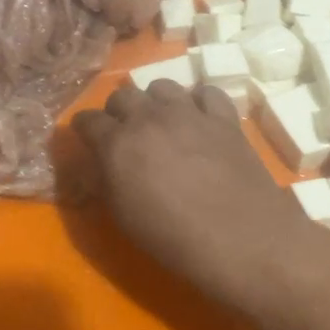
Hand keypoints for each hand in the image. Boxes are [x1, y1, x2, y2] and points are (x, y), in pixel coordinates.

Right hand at [73, 81, 315, 307]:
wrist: (244, 243)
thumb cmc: (175, 240)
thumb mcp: (124, 218)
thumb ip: (105, 182)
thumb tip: (98, 165)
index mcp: (117, 144)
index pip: (87, 120)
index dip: (85, 130)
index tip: (88, 140)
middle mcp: (148, 118)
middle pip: (122, 95)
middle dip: (118, 112)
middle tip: (126, 135)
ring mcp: (189, 114)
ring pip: (161, 86)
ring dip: (156, 102)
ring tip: (163, 123)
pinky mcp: (224, 118)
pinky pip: (207, 92)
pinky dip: (200, 102)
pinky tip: (201, 120)